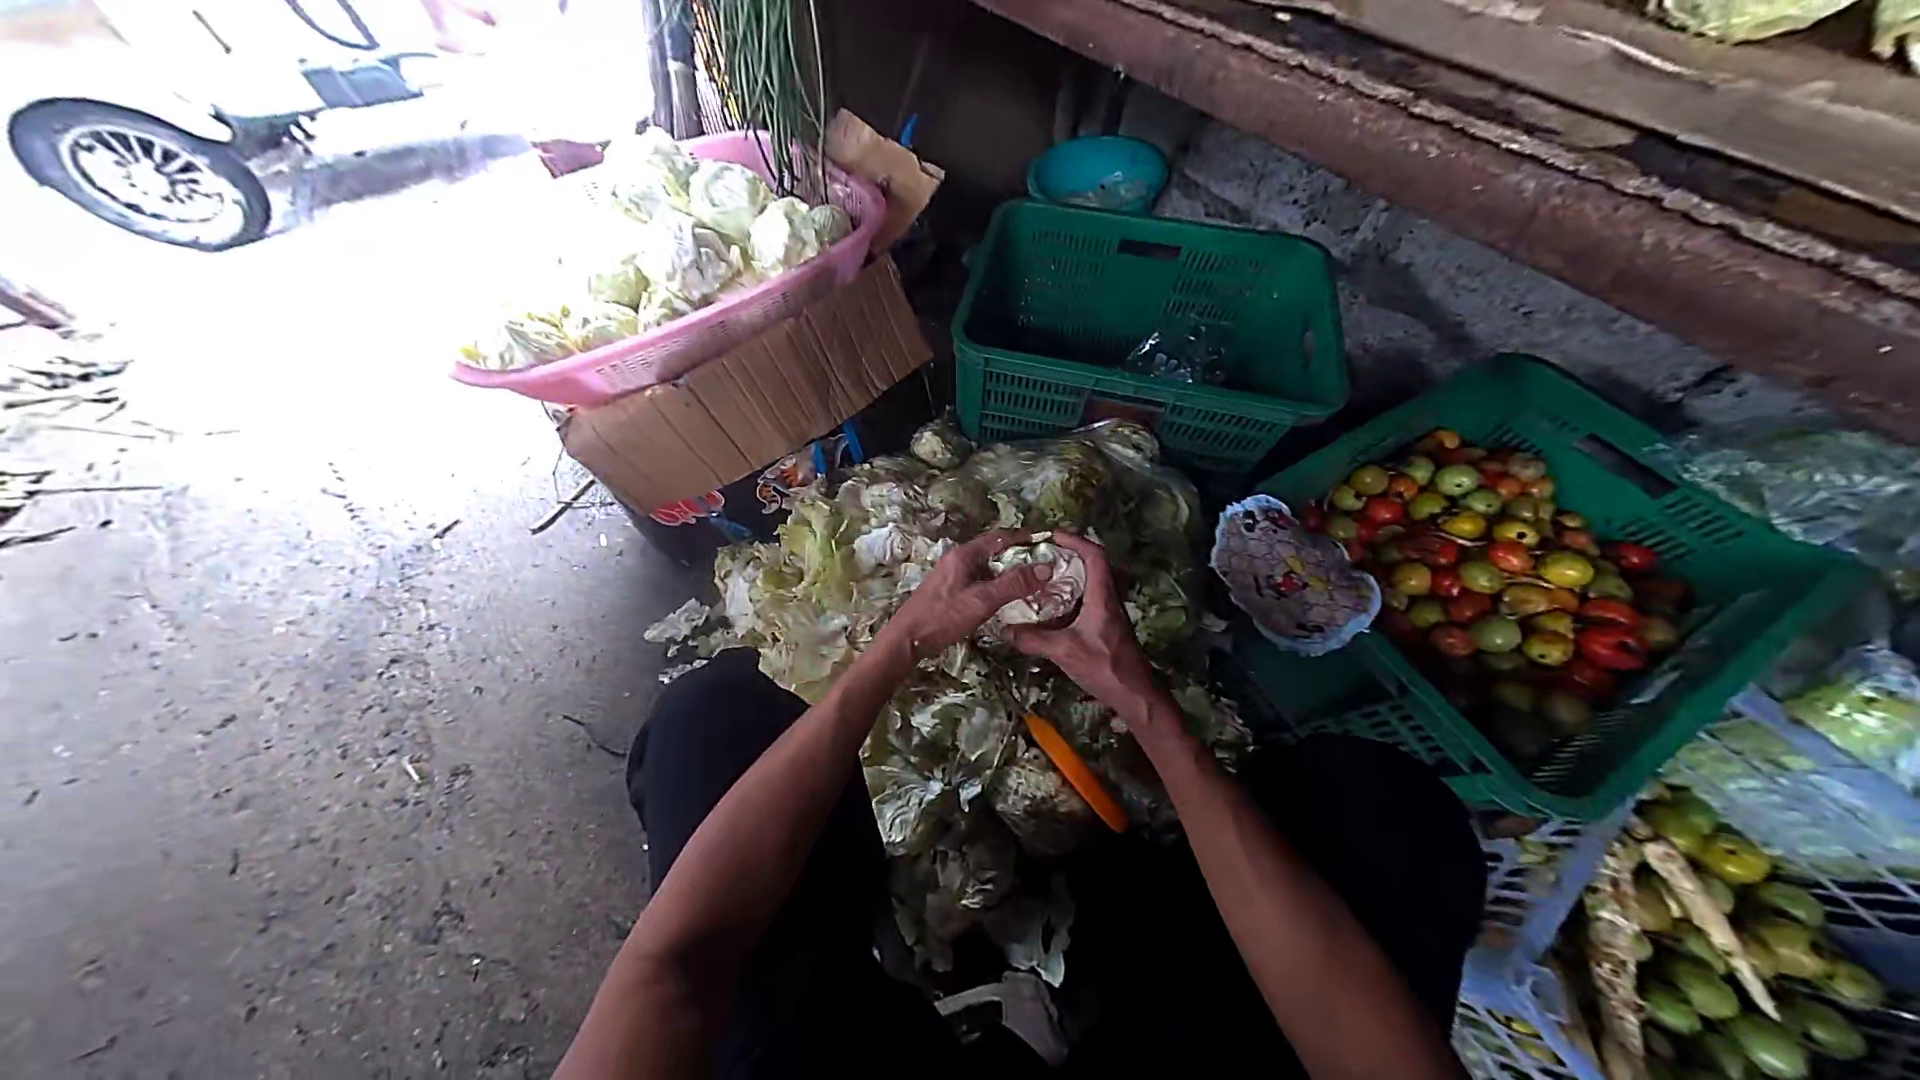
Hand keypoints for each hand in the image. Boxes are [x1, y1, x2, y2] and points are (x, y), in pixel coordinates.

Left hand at [877, 530, 1054, 656]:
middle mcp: (958, 558)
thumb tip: (1046, 567)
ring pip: (987, 566)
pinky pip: (980, 578)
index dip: (1025, 538)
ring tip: (1032, 580)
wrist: (906, 640)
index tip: (1048, 543)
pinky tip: (1007, 596)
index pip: (1001, 536)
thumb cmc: (943, 617)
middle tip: (1045, 564)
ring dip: (1009, 570)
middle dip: (1020, 555)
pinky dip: (997, 582)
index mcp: (965, 554)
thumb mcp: (983, 600)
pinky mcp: (950, 590)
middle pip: (994, 549)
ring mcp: (952, 574)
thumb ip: (1014, 583)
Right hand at [1001, 532, 1161, 721]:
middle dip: (1071, 554)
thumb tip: (1005, 630)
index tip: (1053, 536)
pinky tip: (1056, 606)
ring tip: (1046, 575)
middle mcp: (1109, 599)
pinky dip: (1074, 593)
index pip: (1095, 556)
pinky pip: (1090, 599)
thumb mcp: (1064, 651)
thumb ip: (1033, 639)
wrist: (1135, 695)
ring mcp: (1110, 613)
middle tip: (1044, 555)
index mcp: (1102, 597)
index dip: (1075, 541)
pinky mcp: (1108, 626)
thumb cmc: (1105, 667)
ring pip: (1093, 582)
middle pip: (1095, 565)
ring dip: (1073, 573)